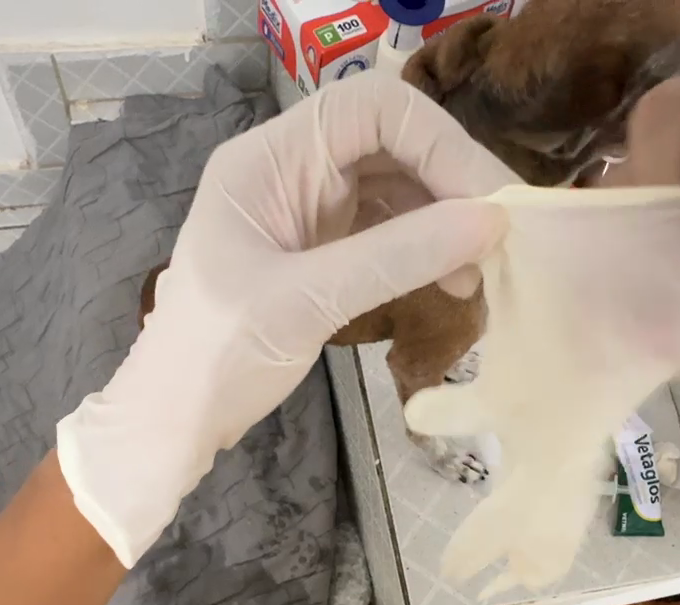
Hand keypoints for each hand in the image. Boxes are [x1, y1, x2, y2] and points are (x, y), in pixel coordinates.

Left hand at [57, 75, 516, 566]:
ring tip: (482, 275)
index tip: (488, 200)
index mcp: (267, 162)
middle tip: (502, 238)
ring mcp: (308, 215)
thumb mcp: (305, 302)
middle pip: (391, 146)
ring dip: (444, 225)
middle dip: (449, 186)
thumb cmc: (218, 358)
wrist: (178, 419)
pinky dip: (424, 255)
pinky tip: (454, 284)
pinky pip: (387, 237)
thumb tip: (491, 220)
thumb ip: (396, 257)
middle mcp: (291, 173)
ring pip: (396, 192)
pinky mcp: (322, 256)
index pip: (370, 110)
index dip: (438, 142)